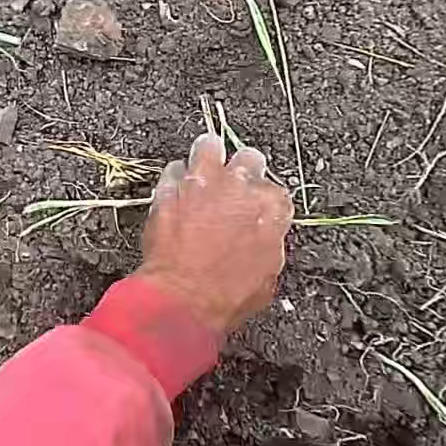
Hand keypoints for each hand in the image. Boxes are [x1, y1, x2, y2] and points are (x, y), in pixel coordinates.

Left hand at [136, 133, 293, 334]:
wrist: (184, 299)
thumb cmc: (226, 295)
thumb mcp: (266, 278)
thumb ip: (268, 246)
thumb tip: (264, 241)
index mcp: (270, 206)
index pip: (275, 190)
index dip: (264, 200)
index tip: (257, 208)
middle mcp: (239, 186)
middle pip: (248, 158)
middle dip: (244, 168)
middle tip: (235, 181)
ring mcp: (202, 183)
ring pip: (208, 147)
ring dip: (209, 155)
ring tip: (206, 165)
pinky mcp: (170, 189)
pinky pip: (173, 170)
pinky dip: (176, 178)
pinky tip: (176, 187)